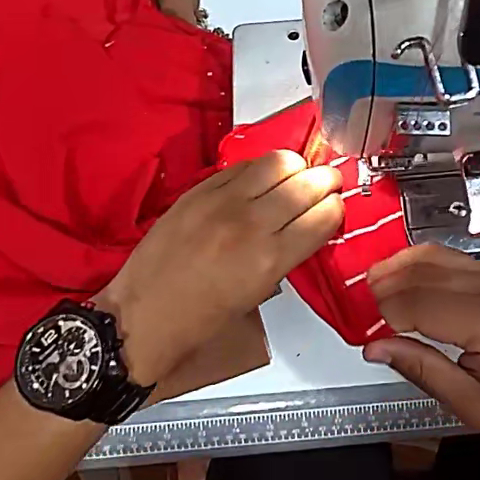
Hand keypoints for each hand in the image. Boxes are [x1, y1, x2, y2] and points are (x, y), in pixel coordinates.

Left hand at [96, 151, 342, 386]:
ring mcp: (222, 202)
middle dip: (326, 182)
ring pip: (279, 161)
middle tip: (326, 186)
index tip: (334, 210)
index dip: (337, 209)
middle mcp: (251, 224)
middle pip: (308, 182)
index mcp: (270, 260)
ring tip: (293, 179)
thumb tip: (310, 224)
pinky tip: (260, 180)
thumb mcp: (258, 292)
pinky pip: (243, 164)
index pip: (325, 214)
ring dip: (296, 168)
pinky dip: (260, 168)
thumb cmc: (202, 318)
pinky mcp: (198, 190)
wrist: (143, 316)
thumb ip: (288, 253)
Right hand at [364, 245, 479, 479]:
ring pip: (438, 257)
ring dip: (401, 269)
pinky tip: (407, 283)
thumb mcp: (472, 405)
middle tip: (354, 304)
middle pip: (424, 271)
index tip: (358, 328)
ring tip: (371, 290)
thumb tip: (374, 347)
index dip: (381, 313)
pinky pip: (456, 262)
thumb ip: (420, 368)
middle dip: (385, 284)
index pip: (417, 302)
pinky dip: (425, 268)